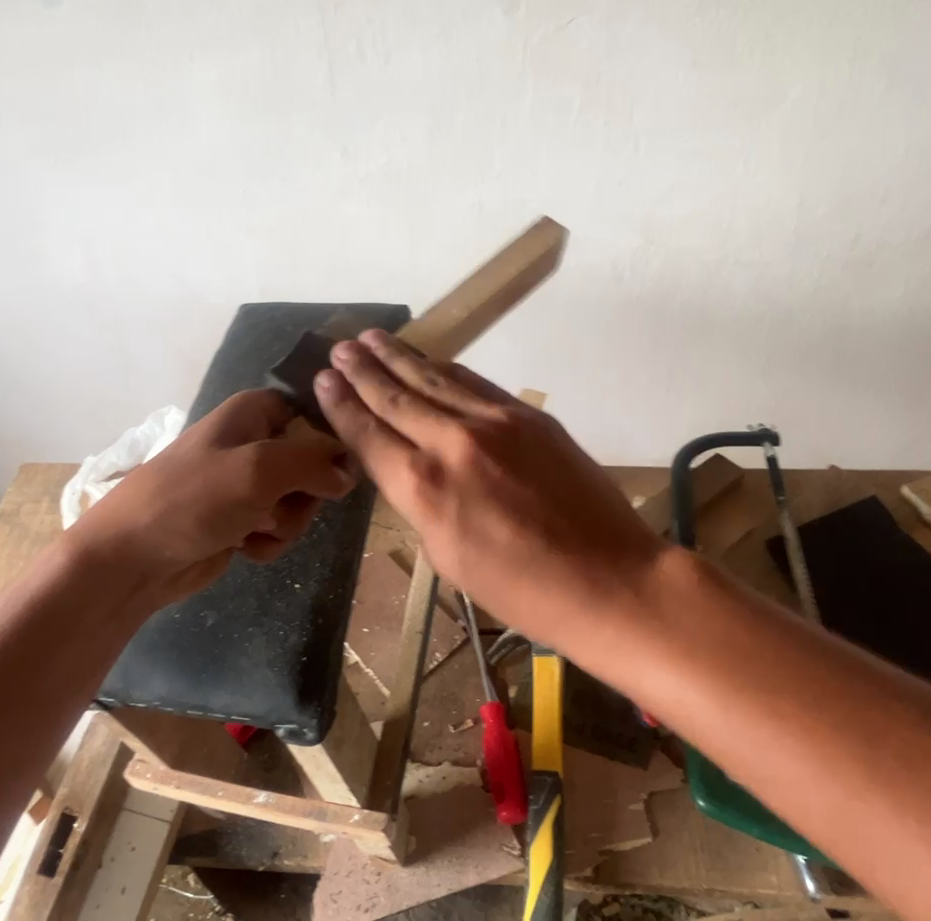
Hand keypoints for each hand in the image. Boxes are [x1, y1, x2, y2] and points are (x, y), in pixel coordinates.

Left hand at [66, 389, 356, 606]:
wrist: (132, 558)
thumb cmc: (192, 499)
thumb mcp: (259, 470)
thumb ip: (313, 463)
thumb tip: (348, 472)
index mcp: (253, 412)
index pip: (314, 413)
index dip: (328, 442)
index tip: (334, 471)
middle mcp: (253, 441)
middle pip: (313, 463)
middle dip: (304, 494)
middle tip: (278, 505)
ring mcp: (246, 484)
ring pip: (300, 501)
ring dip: (285, 523)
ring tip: (254, 529)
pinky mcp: (241, 520)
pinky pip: (279, 528)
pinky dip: (268, 541)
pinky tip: (244, 547)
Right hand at [312, 330, 666, 643]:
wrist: (608, 578)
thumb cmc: (521, 590)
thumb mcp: (447, 557)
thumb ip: (419, 503)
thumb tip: (408, 470)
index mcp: (423, 488)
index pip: (369, 435)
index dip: (342, 405)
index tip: (322, 380)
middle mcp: (450, 443)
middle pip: (395, 396)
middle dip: (363, 371)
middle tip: (339, 348)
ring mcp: (493, 422)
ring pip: (433, 379)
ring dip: (398, 358)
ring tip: (371, 339)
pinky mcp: (528, 415)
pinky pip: (473, 383)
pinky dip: (444, 369)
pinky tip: (429, 360)